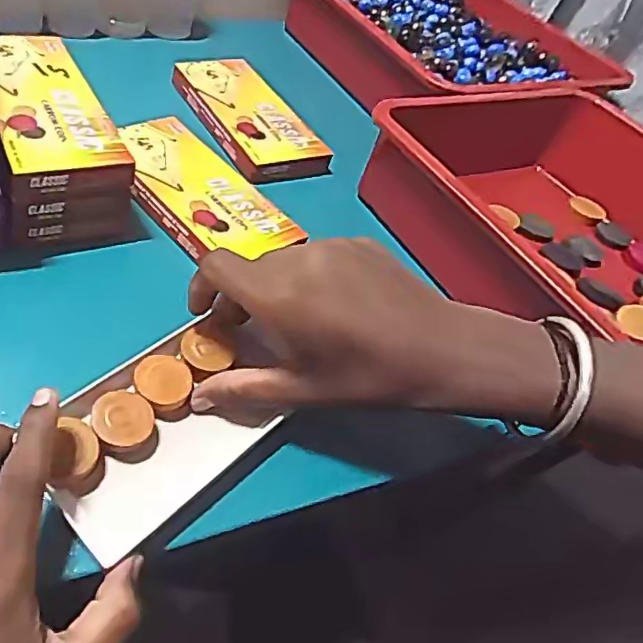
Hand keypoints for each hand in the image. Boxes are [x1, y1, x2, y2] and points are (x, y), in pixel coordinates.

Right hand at [187, 239, 563, 422]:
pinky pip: (314, 255)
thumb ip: (243, 388)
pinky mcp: (356, 243)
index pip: (216, 265)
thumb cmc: (367, 377)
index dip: (200, 286)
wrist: (443, 350)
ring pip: (281, 261)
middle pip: (248, 268)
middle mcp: (298, 258)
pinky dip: (305, 277)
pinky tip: (332, 306)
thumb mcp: (301, 390)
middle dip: (238, 298)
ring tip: (297, 321)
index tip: (207, 314)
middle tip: (251, 331)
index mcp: (278, 294)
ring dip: (273, 287)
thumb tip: (199, 399)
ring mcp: (331, 246)